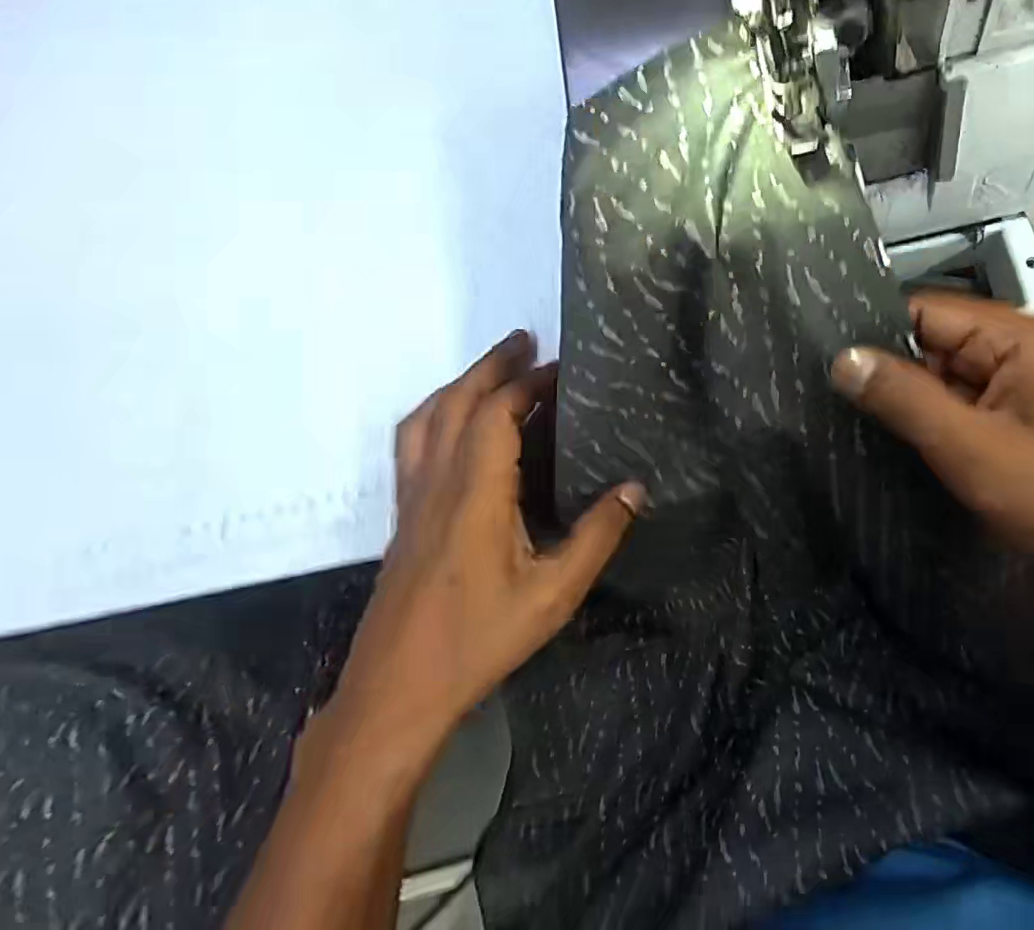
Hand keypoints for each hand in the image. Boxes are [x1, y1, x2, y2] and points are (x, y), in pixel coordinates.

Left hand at [324, 331, 646, 764]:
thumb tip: (637, 487)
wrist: (396, 692)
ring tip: (494, 371)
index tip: (563, 368)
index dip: (526, 384)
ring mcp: (411, 504)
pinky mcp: (404, 521)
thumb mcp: (556, 592)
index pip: (493, 417)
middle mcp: (435, 489)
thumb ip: (598, 535)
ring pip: (423, 423)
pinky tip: (462, 428)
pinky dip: (439, 416)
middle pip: (453, 406)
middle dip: (489, 367)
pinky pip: (414, 447)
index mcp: (474, 498)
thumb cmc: (481, 639)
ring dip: (457, 386)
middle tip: (524, 341)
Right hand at [831, 292, 1033, 567]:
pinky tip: (885, 431)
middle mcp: (1017, 347)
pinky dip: (926, 417)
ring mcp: (1015, 384)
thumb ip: (904, 397)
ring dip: (903, 395)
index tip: (819, 350)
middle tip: (821, 385)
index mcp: (1017, 335)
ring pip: (941, 375)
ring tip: (840, 408)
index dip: (874, 329)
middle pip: (933, 341)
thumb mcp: (968, 446)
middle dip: (886, 365)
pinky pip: (956, 403)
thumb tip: (841, 357)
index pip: (927, 310)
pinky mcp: (1010, 417)